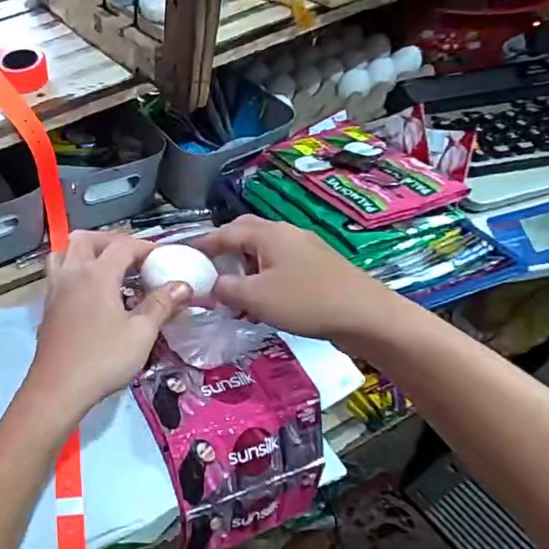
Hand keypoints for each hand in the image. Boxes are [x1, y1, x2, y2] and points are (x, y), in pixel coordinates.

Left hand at [26, 231, 189, 415]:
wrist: (58, 388)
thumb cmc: (103, 359)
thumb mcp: (141, 333)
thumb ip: (162, 305)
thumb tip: (183, 286)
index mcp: (97, 274)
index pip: (122, 246)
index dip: (144, 247)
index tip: (161, 257)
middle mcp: (72, 273)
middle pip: (85, 239)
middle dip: (110, 241)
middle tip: (131, 257)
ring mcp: (55, 290)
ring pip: (65, 253)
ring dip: (86, 252)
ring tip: (106, 269)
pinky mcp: (47, 307)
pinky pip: (58, 274)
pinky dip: (75, 271)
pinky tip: (91, 293)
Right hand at [197, 215, 401, 343]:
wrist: (365, 316)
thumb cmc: (306, 302)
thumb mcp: (255, 298)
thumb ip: (225, 289)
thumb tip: (211, 286)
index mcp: (268, 234)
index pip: (224, 233)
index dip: (201, 245)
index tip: (183, 256)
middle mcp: (286, 233)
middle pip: (245, 233)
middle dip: (223, 249)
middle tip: (207, 269)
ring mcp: (305, 248)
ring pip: (263, 251)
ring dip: (243, 266)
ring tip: (232, 290)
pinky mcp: (317, 266)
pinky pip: (279, 264)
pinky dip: (263, 276)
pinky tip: (262, 300)